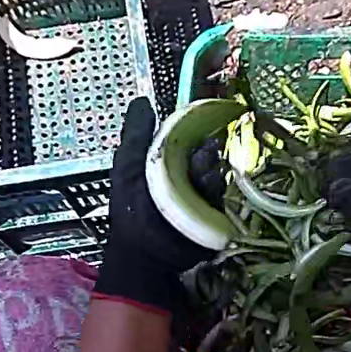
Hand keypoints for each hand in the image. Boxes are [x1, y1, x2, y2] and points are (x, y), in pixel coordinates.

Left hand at [93, 98, 214, 316]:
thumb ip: (136, 135)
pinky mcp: (215, 217)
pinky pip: (223, 200)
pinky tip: (210, 187)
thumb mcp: (127, 166)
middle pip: (207, 156)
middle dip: (205, 152)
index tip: (200, 124)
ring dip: (210, 172)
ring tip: (203, 172)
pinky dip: (217, 192)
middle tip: (204, 151)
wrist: (141, 251)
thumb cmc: (129, 208)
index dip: (195, 130)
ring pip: (216, 176)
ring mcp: (204, 197)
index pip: (189, 139)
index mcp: (170, 162)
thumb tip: (142, 100)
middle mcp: (190, 177)